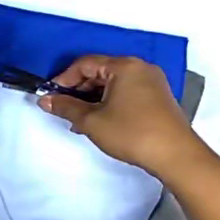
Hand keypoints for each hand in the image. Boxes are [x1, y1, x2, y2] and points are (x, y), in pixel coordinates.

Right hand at [39, 55, 208, 176]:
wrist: (176, 156)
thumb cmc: (131, 133)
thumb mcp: (92, 121)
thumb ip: (65, 107)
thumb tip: (44, 100)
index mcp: (124, 66)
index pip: (85, 63)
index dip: (64, 78)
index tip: (51, 96)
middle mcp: (140, 68)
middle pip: (100, 71)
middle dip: (79, 90)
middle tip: (64, 108)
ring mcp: (152, 82)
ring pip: (113, 83)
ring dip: (93, 98)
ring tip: (79, 119)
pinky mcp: (158, 97)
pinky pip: (126, 91)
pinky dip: (110, 102)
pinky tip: (100, 121)